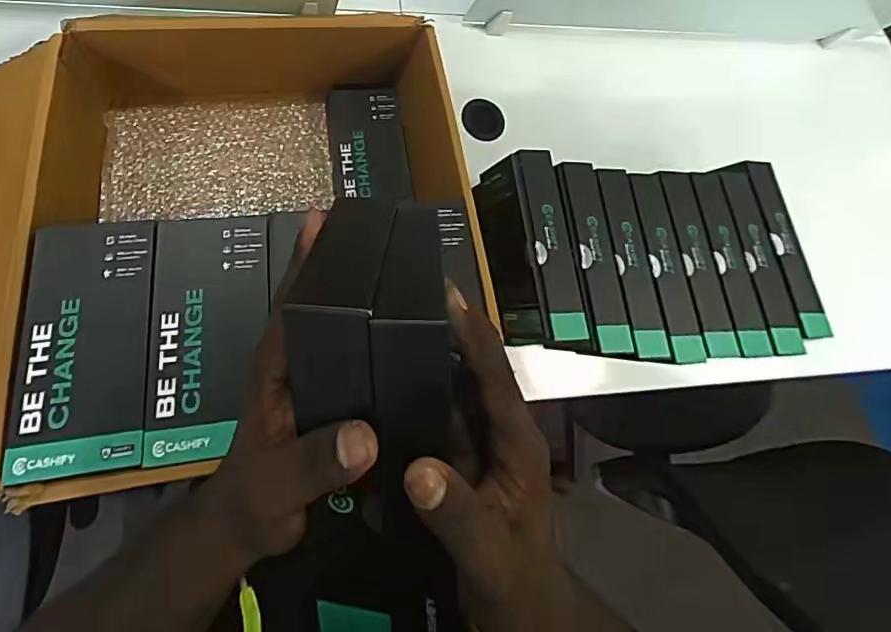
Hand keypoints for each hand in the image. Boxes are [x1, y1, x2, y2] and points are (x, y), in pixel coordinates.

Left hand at [189, 210, 378, 564]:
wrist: (245, 523)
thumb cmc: (253, 498)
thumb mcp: (280, 485)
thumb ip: (315, 463)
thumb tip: (364, 436)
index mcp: (273, 364)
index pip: (290, 299)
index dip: (305, 259)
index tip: (321, 218)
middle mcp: (289, 358)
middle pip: (309, 297)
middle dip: (329, 258)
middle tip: (363, 223)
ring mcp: (304, 374)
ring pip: (327, 319)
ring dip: (346, 287)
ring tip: (383, 258)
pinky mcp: (322, 392)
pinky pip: (344, 349)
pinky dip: (361, 327)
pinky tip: (391, 323)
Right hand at [401, 286, 598, 631]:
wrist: (517, 614)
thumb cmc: (518, 587)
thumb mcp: (490, 558)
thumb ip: (458, 518)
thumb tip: (418, 471)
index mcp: (514, 439)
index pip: (493, 370)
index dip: (470, 328)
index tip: (440, 291)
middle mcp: (492, 427)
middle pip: (465, 364)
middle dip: (435, 326)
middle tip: (391, 295)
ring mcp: (469, 439)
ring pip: (441, 384)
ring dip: (415, 355)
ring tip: (375, 322)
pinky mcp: (448, 453)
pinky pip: (423, 410)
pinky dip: (402, 391)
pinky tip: (371, 378)